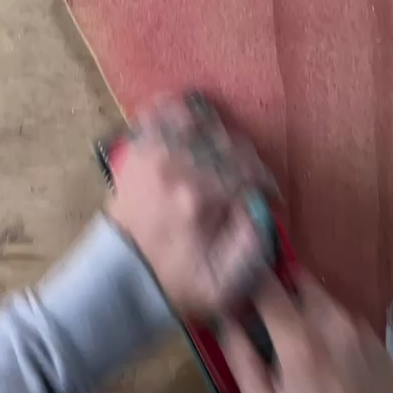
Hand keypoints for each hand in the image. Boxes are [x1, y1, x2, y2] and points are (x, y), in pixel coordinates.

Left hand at [106, 92, 274, 315]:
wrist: (123, 272)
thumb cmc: (177, 279)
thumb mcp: (224, 283)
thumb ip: (252, 244)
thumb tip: (258, 202)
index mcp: (199, 197)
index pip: (247, 169)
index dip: (264, 180)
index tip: (268, 193)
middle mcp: (175, 164)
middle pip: (225, 141)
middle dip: (244, 158)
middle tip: (246, 177)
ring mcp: (152, 150)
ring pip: (195, 118)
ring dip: (215, 132)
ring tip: (220, 152)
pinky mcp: (136, 147)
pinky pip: (158, 111)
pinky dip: (176, 109)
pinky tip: (190, 120)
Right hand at [221, 276, 392, 392]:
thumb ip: (242, 359)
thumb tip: (226, 322)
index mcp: (300, 339)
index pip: (265, 281)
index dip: (249, 282)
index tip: (241, 293)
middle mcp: (333, 323)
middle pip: (296, 283)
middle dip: (281, 297)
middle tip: (272, 327)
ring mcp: (360, 332)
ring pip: (321, 300)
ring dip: (307, 312)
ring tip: (301, 349)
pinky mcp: (378, 344)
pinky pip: (344, 320)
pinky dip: (331, 328)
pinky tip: (329, 360)